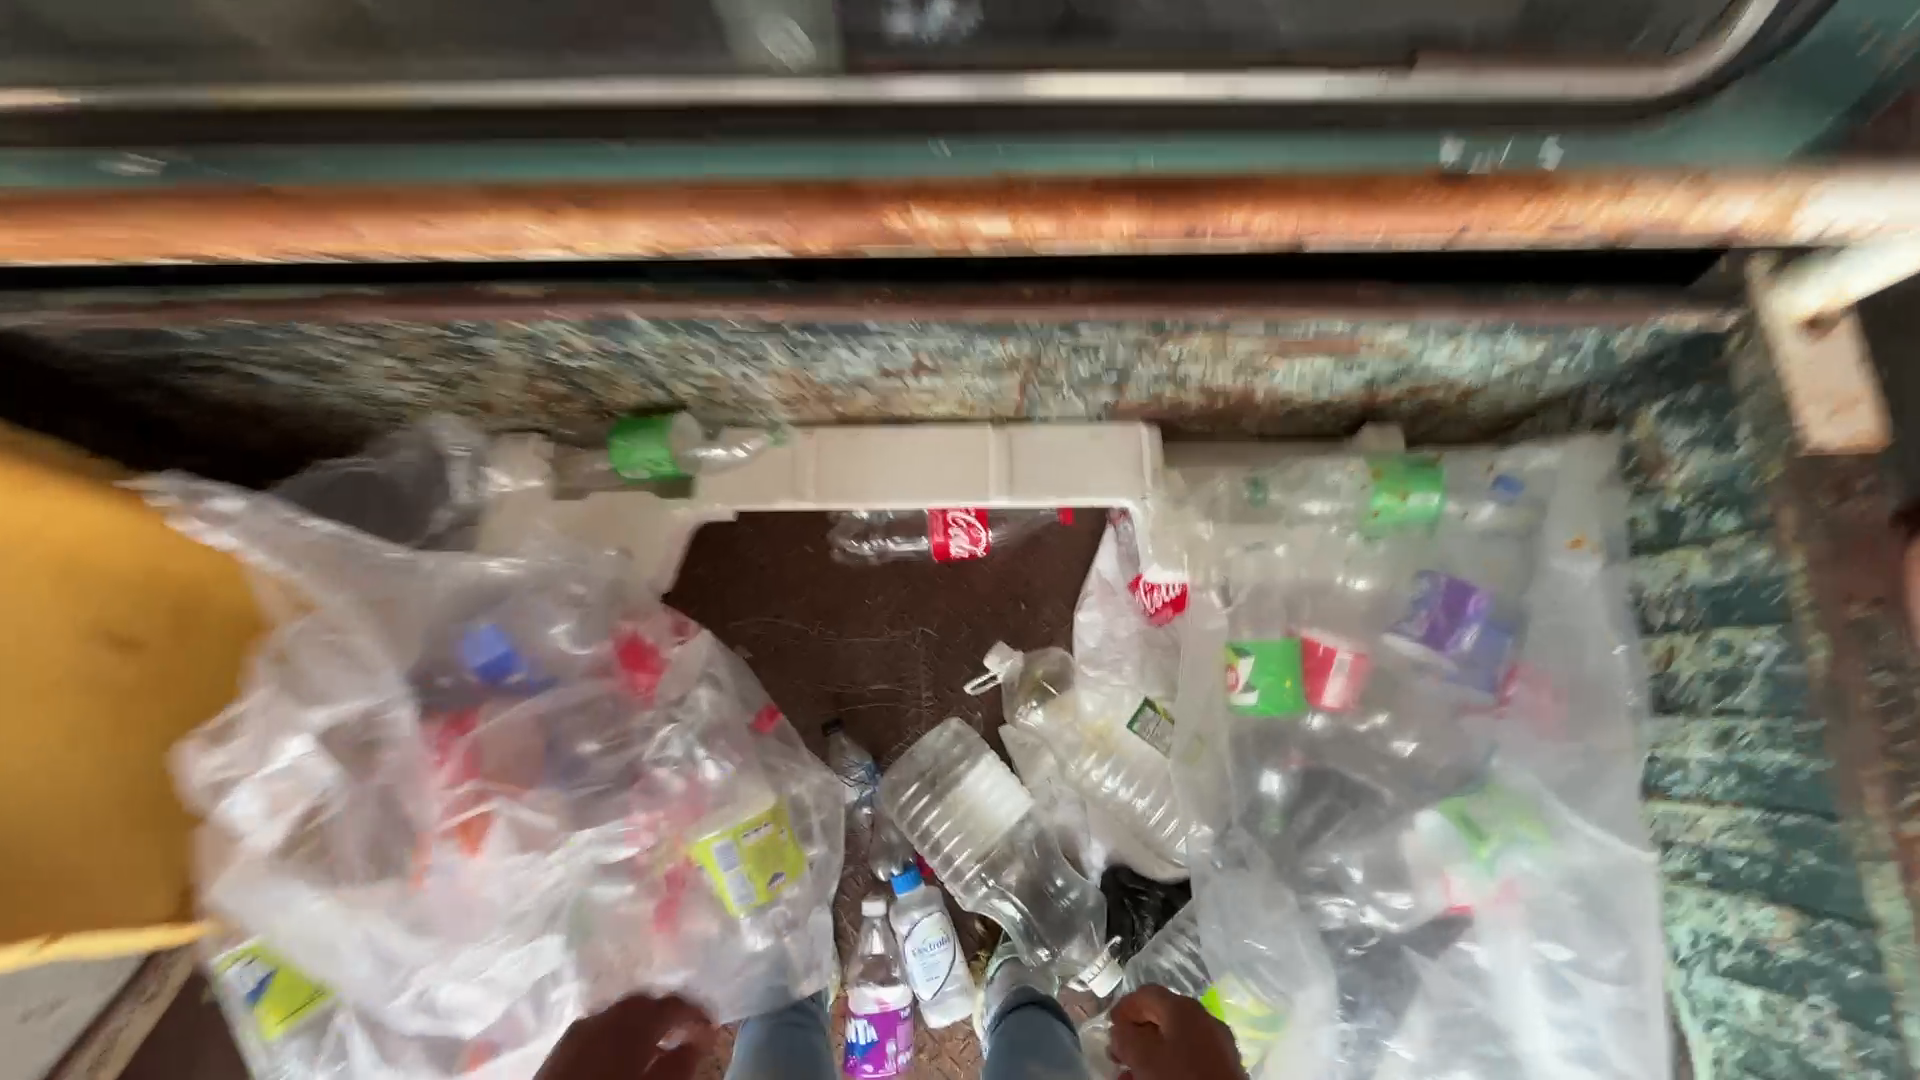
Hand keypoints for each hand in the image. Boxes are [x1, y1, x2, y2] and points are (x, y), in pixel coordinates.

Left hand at [535, 994, 715, 1079]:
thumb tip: (699, 1040)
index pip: (675, 1002)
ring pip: (620, 1013)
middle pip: (645, 1002)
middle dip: (668, 1013)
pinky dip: (617, 1034)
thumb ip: (680, 1064)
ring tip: (655, 1047)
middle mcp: (607, 1013)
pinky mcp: (560, 1047)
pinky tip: (620, 1058)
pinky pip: (599, 1028)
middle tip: (685, 1031)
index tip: (713, 1027)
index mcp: (634, 1020)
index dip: (697, 1013)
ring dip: (641, 1023)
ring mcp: (580, 1028)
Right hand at [1108, 985, 1245, 1079]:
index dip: (1124, 1008)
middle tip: (1118, 1055)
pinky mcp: (1224, 1070)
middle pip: (1161, 1018)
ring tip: (1129, 1076)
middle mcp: (1203, 1019)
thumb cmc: (1180, 1078)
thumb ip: (1124, 1037)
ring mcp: (1218, 1045)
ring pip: (1175, 1043)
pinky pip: (1189, 1059)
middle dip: (1136, 1036)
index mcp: (1184, 1007)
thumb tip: (1120, 1031)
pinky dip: (1169, 1066)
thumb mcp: (1143, 1056)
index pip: (1146, 993)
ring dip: (1149, 1055)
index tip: (1109, 1028)